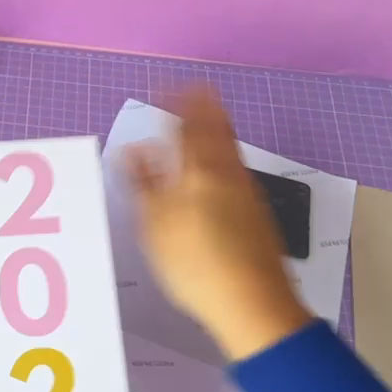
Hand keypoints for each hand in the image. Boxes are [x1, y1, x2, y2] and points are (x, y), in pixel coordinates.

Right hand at [124, 89, 312, 360]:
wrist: (254, 304)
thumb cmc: (196, 264)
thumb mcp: (155, 226)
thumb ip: (143, 184)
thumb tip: (133, 151)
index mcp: (199, 172)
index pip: (186, 127)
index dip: (175, 104)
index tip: (164, 87)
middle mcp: (227, 175)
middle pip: (217, 131)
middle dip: (204, 107)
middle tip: (195, 88)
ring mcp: (248, 194)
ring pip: (231, 148)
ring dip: (218, 126)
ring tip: (209, 114)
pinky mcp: (258, 214)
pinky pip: (238, 167)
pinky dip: (226, 152)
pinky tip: (222, 163)